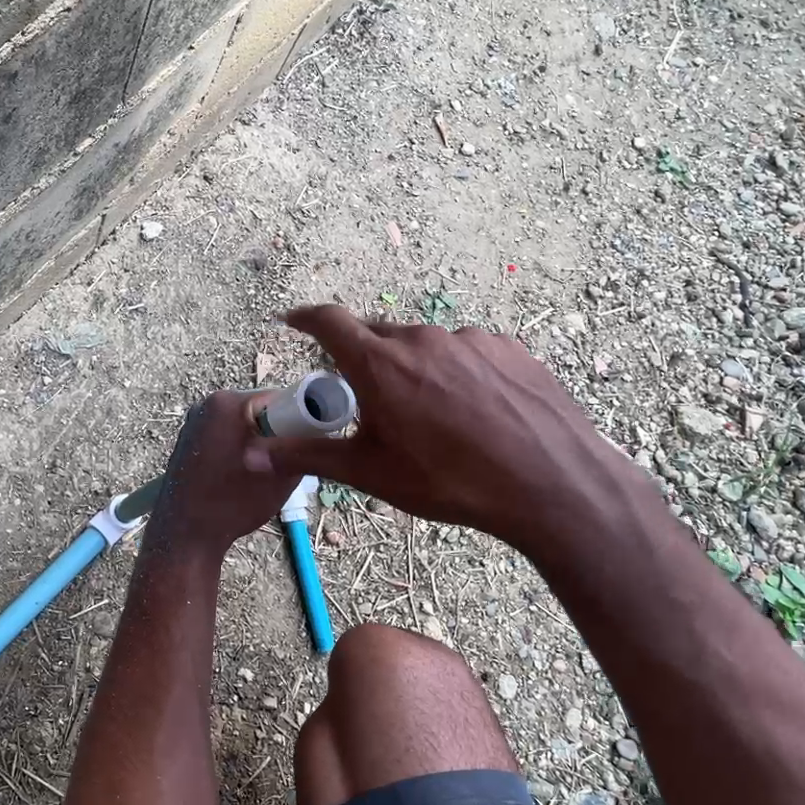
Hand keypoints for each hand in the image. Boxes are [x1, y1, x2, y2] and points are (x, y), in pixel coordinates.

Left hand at [145, 390, 301, 555]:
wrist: (187, 532)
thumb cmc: (234, 501)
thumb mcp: (283, 473)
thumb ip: (303, 446)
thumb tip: (319, 433)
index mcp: (229, 402)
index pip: (283, 398)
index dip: (302, 421)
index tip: (308, 445)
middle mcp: (208, 403)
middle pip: (262, 410)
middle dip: (279, 433)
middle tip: (288, 463)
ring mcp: (195, 421)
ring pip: (246, 425)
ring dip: (261, 444)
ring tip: (265, 473)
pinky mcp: (190, 440)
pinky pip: (228, 435)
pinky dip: (242, 450)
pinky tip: (243, 475)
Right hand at [251, 305, 625, 549]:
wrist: (553, 485)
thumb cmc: (450, 481)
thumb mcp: (370, 473)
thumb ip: (307, 456)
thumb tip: (251, 453)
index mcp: (379, 364)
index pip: (328, 321)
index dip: (305, 319)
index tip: (291, 321)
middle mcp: (421, 339)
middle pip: (376, 336)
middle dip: (362, 358)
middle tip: (365, 397)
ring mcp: (470, 339)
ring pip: (423, 345)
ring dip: (411, 368)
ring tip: (427, 414)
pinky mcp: (509, 348)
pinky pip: (465, 351)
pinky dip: (454, 371)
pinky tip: (471, 410)